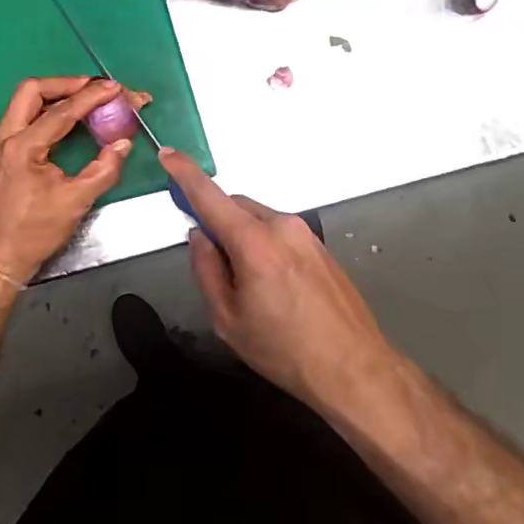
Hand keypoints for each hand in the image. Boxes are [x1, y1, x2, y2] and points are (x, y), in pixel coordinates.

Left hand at [0, 77, 141, 282]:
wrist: (2, 256)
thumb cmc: (36, 231)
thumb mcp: (76, 201)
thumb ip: (103, 169)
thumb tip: (123, 143)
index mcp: (22, 148)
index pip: (61, 111)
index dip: (90, 96)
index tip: (114, 88)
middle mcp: (6, 137)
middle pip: (32, 90)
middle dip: (65, 83)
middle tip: (94, 87)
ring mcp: (1, 142)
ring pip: (25, 99)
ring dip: (55, 93)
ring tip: (85, 96)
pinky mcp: (3, 150)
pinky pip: (24, 115)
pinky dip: (47, 107)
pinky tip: (68, 116)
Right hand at [162, 148, 405, 415]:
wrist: (355, 370)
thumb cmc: (285, 350)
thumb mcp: (227, 320)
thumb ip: (206, 270)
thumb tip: (199, 237)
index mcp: (254, 242)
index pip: (209, 196)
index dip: (184, 173)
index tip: (168, 154)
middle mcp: (281, 226)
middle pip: (235, 207)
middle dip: (218, 224)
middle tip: (216, 267)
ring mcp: (305, 234)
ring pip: (258, 220)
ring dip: (243, 238)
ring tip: (252, 289)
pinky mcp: (320, 246)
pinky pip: (280, 233)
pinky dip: (265, 247)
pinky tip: (276, 289)